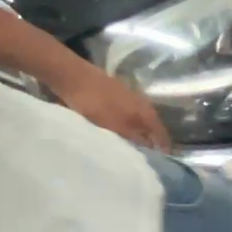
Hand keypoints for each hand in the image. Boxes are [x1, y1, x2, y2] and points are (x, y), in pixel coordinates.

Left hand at [47, 59, 170, 148]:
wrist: (69, 73)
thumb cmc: (94, 103)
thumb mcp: (116, 127)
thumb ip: (135, 139)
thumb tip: (151, 148)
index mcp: (148, 113)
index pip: (162, 135)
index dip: (162, 148)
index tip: (160, 159)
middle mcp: (144, 103)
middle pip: (151, 125)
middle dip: (150, 138)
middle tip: (145, 151)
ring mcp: (128, 93)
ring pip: (138, 116)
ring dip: (136, 127)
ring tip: (130, 138)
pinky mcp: (113, 88)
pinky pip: (125, 109)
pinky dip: (125, 118)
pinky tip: (116, 122)